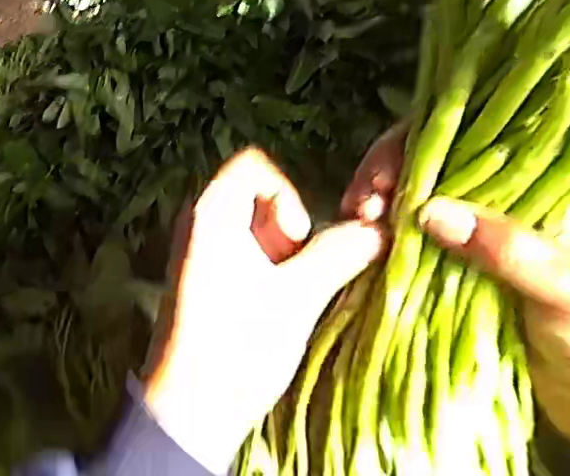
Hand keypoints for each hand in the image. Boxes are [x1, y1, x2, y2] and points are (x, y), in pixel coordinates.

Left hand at [143, 149, 385, 471]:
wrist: (189, 406)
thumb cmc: (238, 343)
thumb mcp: (297, 298)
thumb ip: (338, 255)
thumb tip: (380, 231)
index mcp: (211, 209)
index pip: (254, 163)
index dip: (285, 192)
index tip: (296, 237)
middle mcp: (199, 216)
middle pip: (256, 192)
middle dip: (287, 226)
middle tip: (294, 269)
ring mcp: (198, 243)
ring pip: (253, 223)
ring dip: (280, 250)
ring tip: (286, 291)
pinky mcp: (203, 270)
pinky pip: (241, 245)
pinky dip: (266, 263)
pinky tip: (274, 301)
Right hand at [344, 134, 569, 453]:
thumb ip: (510, 250)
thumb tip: (430, 211)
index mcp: (529, 184)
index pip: (458, 137)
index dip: (411, 147)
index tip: (384, 179)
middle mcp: (492, 198)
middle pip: (422, 163)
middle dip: (384, 177)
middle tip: (361, 207)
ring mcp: (469, 233)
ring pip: (409, 198)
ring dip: (376, 206)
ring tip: (354, 226)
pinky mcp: (450, 268)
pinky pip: (405, 239)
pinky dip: (378, 238)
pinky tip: (359, 246)